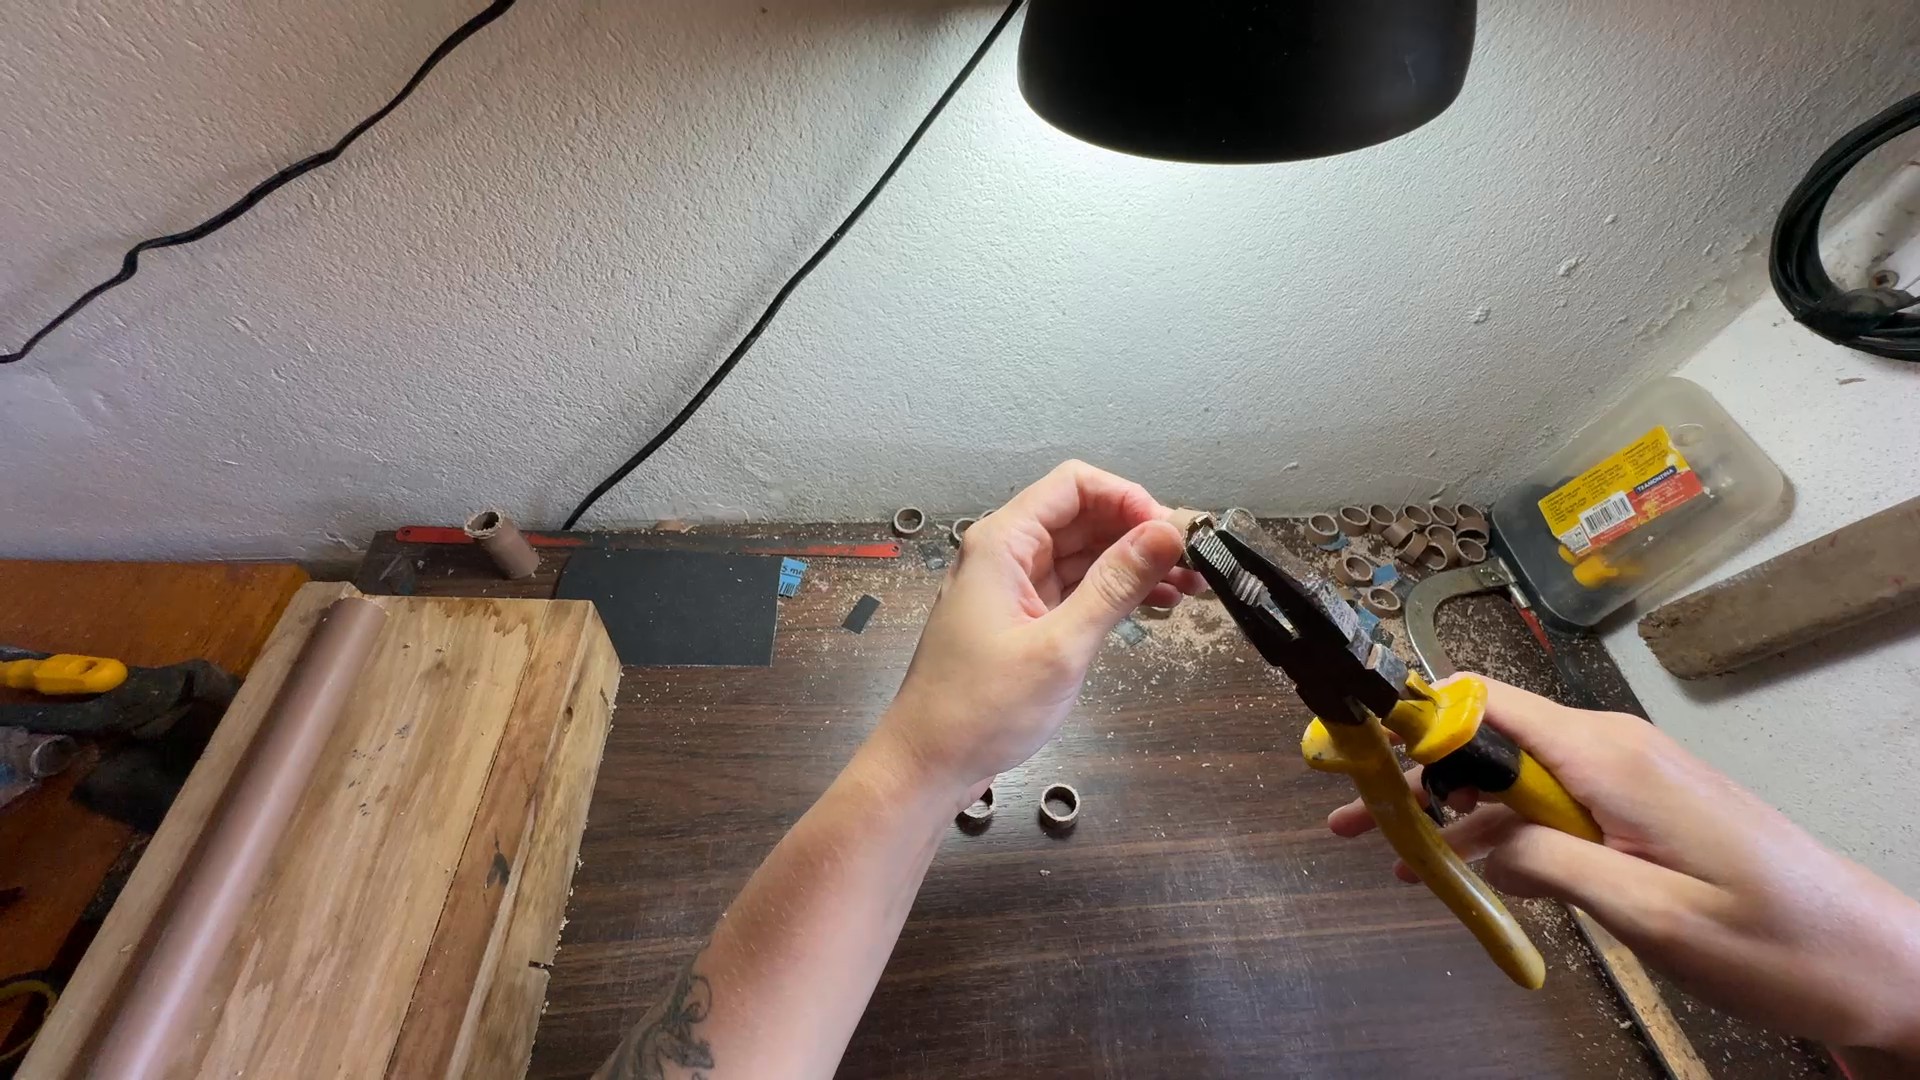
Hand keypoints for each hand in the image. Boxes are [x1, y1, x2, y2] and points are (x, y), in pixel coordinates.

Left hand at [873, 461, 1205, 803]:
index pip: (1073, 485)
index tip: (1170, 532)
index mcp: (1002, 543)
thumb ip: (1114, 585)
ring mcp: (1014, 586)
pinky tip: (1155, 603)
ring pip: (1083, 553)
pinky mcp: (1023, 616)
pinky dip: (1113, 592)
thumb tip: (1165, 533)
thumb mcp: (1060, 645)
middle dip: (1138, 532)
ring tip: (1189, 586)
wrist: (930, 761)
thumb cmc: (982, 707)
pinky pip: (1075, 587)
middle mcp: (1006, 554)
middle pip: (1081, 517)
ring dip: (1133, 564)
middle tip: (1192, 561)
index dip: (1127, 498)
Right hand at [1329, 676, 1919, 1062]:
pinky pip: (1538, 803)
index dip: (1414, 716)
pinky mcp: (1622, 803)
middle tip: (1354, 815)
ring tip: (1387, 849)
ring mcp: (1612, 774)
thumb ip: (1546, 861)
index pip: (1482, 701)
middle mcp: (1600, 746)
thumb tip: (1475, 842)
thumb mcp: (1651, 913)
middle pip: (1479, 740)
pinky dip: (1492, 831)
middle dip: (1412, 775)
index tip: (1362, 749)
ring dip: (1444, 812)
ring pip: (1501, 777)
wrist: (1894, 974)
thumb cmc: (1780, 943)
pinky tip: (1456, 867)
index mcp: (1604, 753)